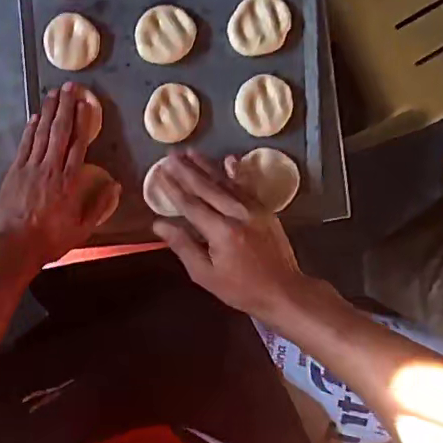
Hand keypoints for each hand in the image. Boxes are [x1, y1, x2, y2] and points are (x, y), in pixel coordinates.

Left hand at [0, 83, 120, 272]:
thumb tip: (115, 185)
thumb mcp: (82, 228)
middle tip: (70, 86)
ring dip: (49, 112)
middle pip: (60, 132)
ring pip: (42, 134)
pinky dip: (30, 130)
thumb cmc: (50, 240)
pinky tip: (35, 117)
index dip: (83, 122)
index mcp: (69, 182)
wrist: (15, 246)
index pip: (79, 145)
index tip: (86, 104)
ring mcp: (30, 168)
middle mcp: (50, 169)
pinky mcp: (14, 172)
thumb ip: (99, 205)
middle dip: (66, 107)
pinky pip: (24, 145)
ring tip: (54, 93)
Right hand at [151, 150, 315, 320]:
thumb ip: (183, 246)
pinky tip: (228, 159)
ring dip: (206, 165)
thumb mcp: (205, 274)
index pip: (190, 204)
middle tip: (170, 155)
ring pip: (225, 182)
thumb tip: (159, 224)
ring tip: (190, 152)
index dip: (172, 188)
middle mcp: (237, 213)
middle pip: (206, 187)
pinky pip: (247, 186)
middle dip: (186, 170)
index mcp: (220, 231)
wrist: (284, 290)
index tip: (159, 173)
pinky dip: (236, 172)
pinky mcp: (264, 210)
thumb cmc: (240, 288)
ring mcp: (254, 209)